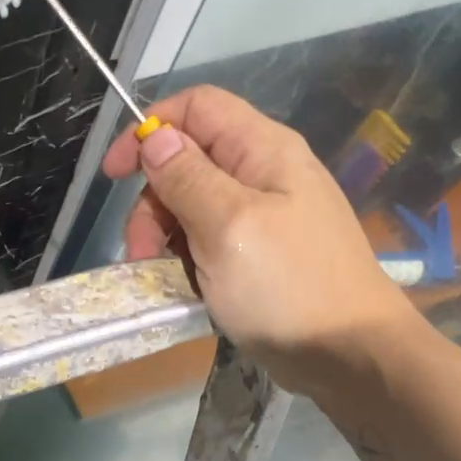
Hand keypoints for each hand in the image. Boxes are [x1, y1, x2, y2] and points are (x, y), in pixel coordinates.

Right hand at [101, 86, 424, 396]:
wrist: (346, 352)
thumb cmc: (287, 286)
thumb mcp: (228, 226)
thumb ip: (188, 178)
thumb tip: (156, 138)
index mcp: (262, 150)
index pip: (197, 108)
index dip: (150, 130)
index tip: (114, 175)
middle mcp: (261, 174)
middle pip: (187, 163)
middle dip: (152, 202)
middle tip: (142, 252)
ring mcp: (260, 217)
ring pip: (190, 207)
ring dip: (164, 238)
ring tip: (162, 277)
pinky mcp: (256, 255)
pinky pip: (206, 242)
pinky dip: (184, 261)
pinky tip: (184, 287)